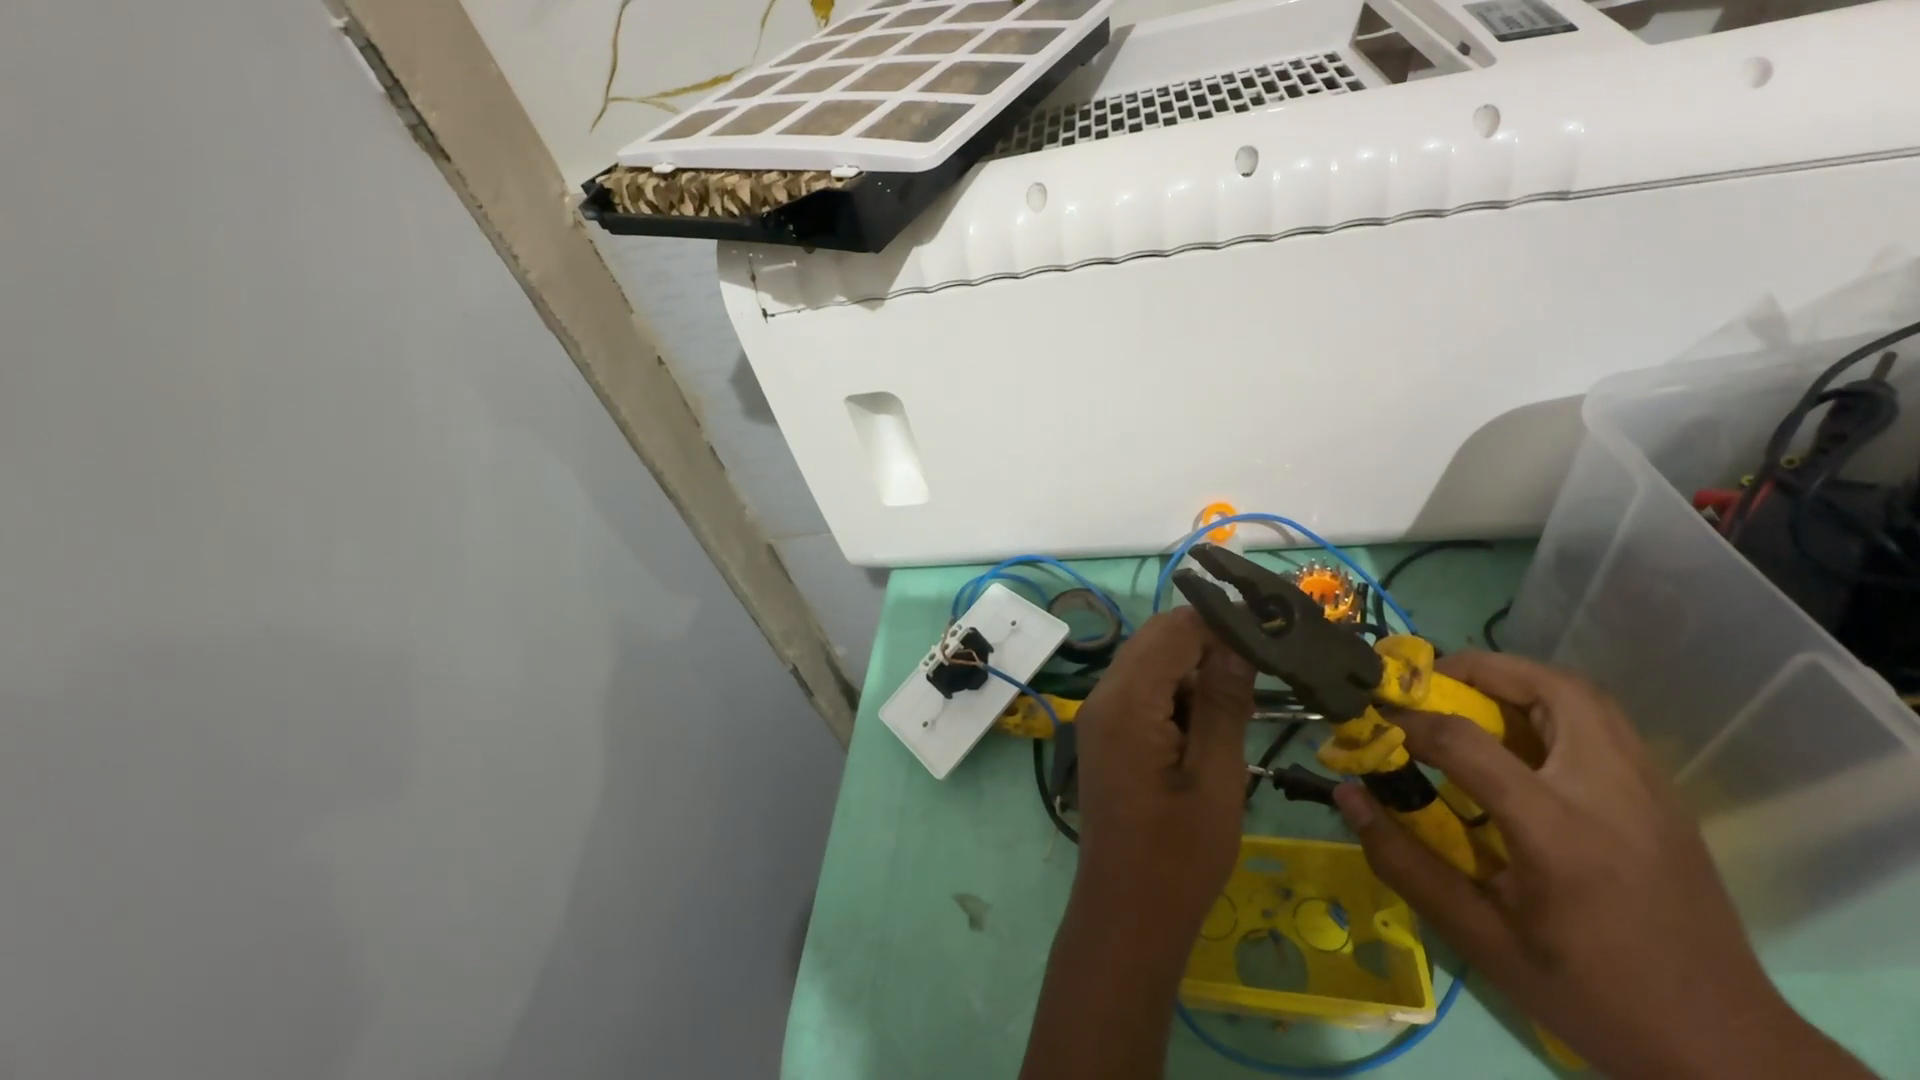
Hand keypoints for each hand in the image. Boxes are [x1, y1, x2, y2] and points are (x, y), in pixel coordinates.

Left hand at [1019, 608, 1254, 1079]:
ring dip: (1194, 672)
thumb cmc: (1179, 853)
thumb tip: (1236, 644)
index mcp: (1126, 702)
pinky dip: (1177, 696)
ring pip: (1150, 665)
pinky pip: (1142, 694)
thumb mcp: (1216, 776)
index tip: (1273, 638)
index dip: (1223, 624)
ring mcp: (1099, 718)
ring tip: (1244, 702)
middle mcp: (1103, 698)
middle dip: (1210, 645)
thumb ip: (1224, 703)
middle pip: (1156, 641)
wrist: (1128, 913)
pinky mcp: (1106, 737)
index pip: (1174, 628)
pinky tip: (1210, 727)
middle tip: (1264, 671)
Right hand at [1334, 652, 1872, 1079]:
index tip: (1374, 724)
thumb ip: (1405, 862)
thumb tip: (1349, 796)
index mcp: (1557, 830)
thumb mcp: (1479, 938)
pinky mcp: (1668, 799)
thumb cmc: (1587, 994)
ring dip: (1522, 683)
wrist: (1718, 1043)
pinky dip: (1555, 709)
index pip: (1467, 743)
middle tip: (1433, 684)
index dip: (1409, 723)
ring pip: (1587, 697)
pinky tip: (1526, 746)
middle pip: (1550, 688)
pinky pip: (1607, 725)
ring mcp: (1650, 790)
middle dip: (1482, 669)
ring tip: (1473, 703)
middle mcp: (1610, 791)